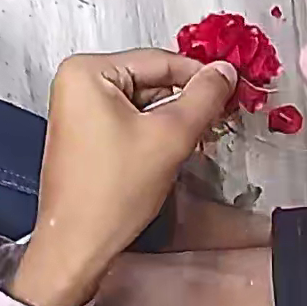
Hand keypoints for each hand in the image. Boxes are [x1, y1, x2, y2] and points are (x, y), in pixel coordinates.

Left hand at [14, 49, 237, 305]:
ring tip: (199, 135)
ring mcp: (80, 109)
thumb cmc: (109, 194)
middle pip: (151, 79)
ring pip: (144, 101)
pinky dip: (156, 130)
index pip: (159, 61)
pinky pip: (131, 118)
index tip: (229, 85)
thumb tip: (223, 72)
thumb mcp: (170, 136)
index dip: (200, 75)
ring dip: (174, 117)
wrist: (78, 244)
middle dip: (187, 100)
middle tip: (220, 114)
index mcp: (87, 72)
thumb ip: (204, 97)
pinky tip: (174, 147)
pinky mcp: (87, 132)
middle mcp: (77, 84)